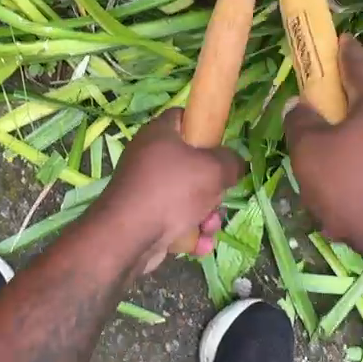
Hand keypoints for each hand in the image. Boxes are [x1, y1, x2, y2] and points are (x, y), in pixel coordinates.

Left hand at [84, 110, 244, 273]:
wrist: (128, 235)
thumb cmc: (171, 190)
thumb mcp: (214, 169)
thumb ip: (231, 161)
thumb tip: (234, 164)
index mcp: (159, 133)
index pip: (183, 117)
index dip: (204, 127)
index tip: (221, 145)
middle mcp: (148, 157)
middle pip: (191, 164)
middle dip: (213, 187)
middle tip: (219, 196)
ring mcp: (145, 188)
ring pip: (187, 196)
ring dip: (206, 215)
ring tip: (209, 227)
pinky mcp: (144, 216)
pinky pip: (175, 220)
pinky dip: (189, 232)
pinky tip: (199, 244)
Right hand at [284, 35, 362, 256]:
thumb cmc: (356, 188)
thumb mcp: (310, 154)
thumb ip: (301, 124)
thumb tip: (300, 105)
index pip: (359, 66)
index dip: (345, 52)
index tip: (341, 38)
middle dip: (345, 115)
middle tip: (320, 131)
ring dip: (358, 152)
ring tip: (333, 181)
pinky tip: (356, 206)